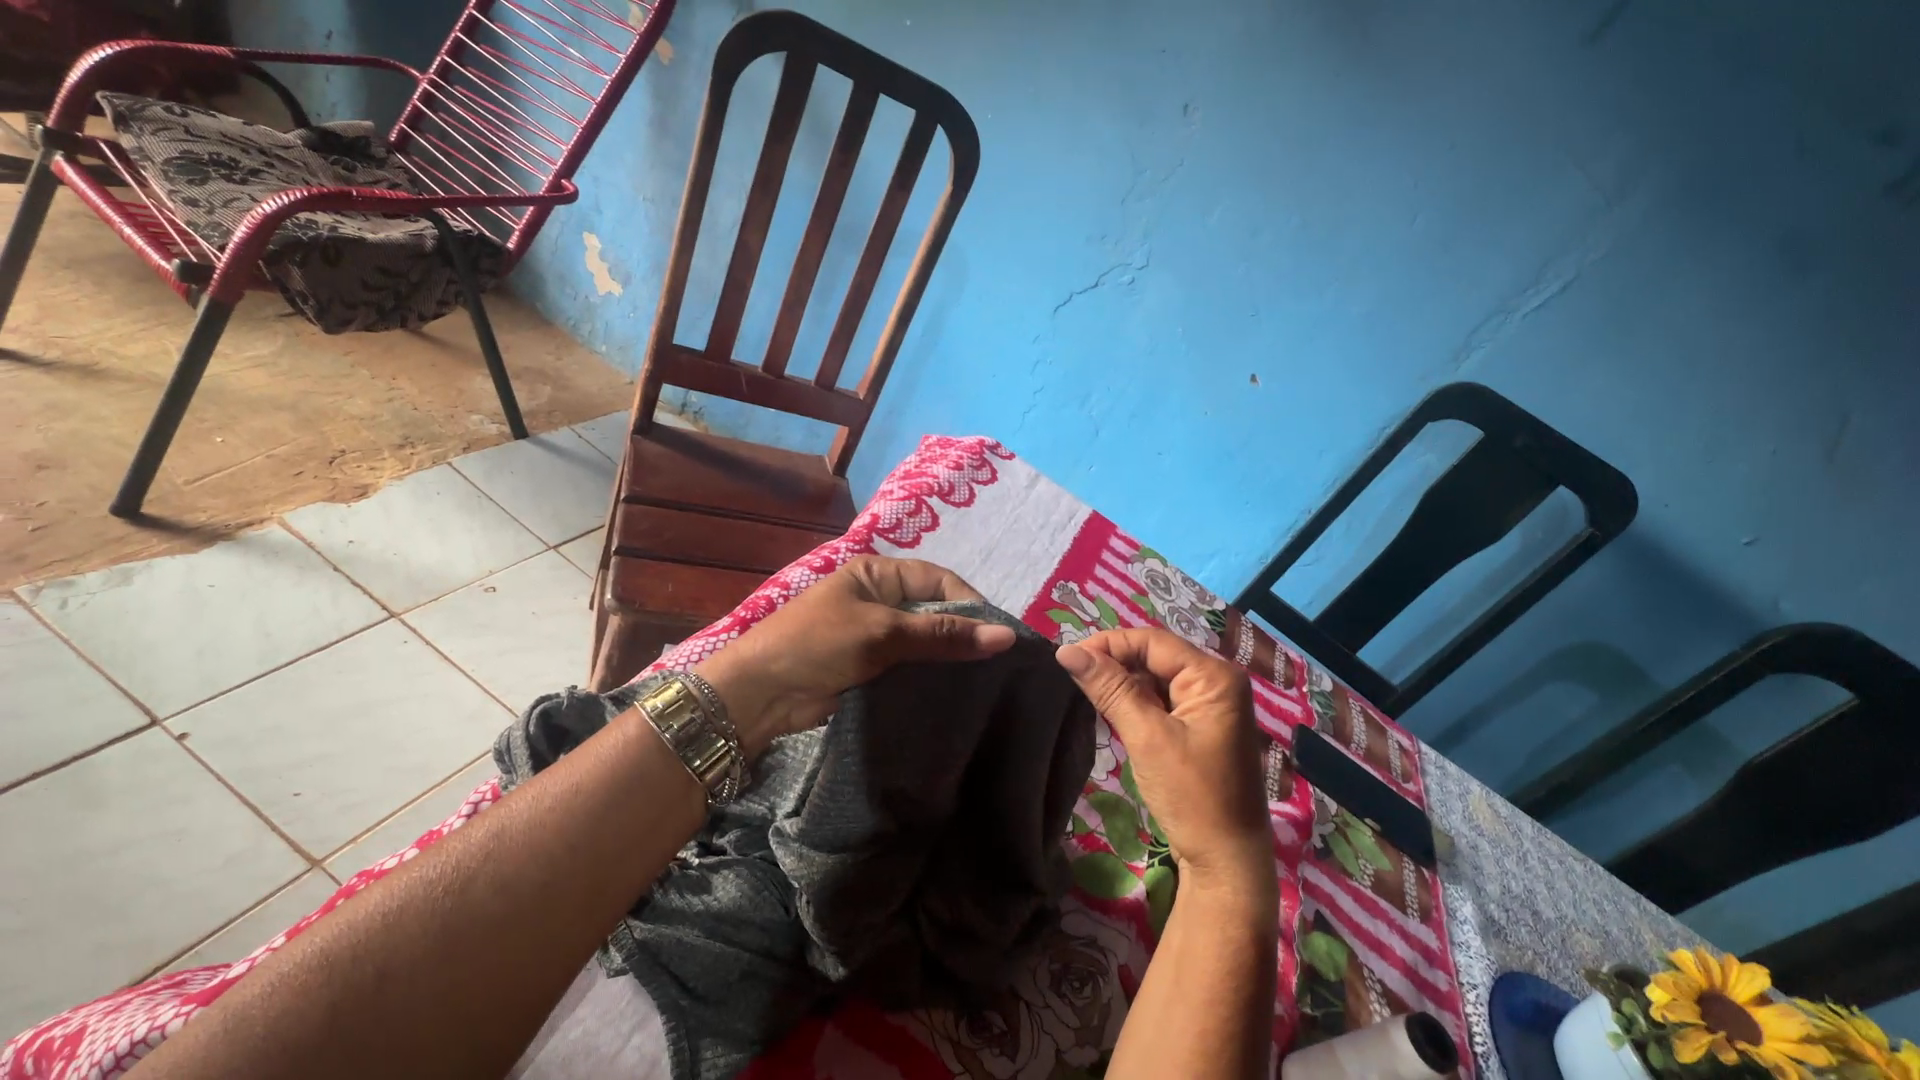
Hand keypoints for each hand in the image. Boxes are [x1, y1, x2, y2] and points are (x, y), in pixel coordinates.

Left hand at [694, 556, 1017, 757]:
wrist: (759, 694)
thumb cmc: (817, 644)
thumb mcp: (883, 633)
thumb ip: (943, 634)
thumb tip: (1006, 636)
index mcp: (877, 575)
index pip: (939, 579)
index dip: (971, 603)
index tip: (999, 636)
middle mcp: (879, 600)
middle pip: (935, 611)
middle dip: (963, 633)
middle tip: (998, 663)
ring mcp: (874, 636)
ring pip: (925, 642)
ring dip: (948, 659)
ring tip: (985, 681)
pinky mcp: (870, 669)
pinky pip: (910, 667)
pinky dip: (930, 678)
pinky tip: (954, 694)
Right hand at [1055, 629, 1271, 898]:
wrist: (1226, 859)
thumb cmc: (1191, 796)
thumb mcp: (1146, 738)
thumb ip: (1110, 689)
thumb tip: (1067, 651)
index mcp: (1214, 676)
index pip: (1152, 641)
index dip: (1108, 644)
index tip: (1066, 659)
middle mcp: (1217, 681)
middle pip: (1155, 656)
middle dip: (1113, 663)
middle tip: (1071, 677)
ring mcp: (1212, 705)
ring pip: (1156, 678)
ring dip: (1122, 684)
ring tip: (1084, 693)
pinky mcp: (1201, 726)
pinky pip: (1163, 700)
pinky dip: (1136, 703)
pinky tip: (1110, 712)